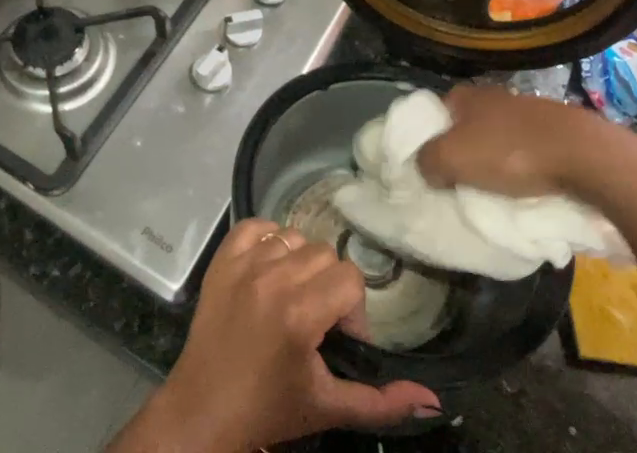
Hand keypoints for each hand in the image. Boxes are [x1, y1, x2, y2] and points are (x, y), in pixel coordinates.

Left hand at [109, 219, 439, 451]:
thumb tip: (432, 400)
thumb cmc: (269, 409)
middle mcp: (270, 279)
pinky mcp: (220, 262)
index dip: (353, 309)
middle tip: (319, 319)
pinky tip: (270, 270)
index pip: (349, 277)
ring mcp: (241, 266)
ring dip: (301, 263)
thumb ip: (383, 403)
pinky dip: (267, 240)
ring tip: (294, 296)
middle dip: (330, 285)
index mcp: (299, 312)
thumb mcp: (330, 408)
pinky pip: (253, 227)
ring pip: (293, 238)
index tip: (340, 337)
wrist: (204, 409)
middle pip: (324, 254)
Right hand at [415, 83, 609, 197]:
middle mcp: (495, 96)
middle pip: (467, 126)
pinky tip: (529, 184)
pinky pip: (530, 149)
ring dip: (496, 159)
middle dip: (463, 150)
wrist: (586, 156)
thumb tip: (426, 166)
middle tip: (460, 179)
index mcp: (465, 96)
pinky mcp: (559, 129)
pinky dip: (525, 165)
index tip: (431, 165)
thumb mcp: (451, 159)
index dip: (429, 138)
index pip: (434, 113)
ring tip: (496, 187)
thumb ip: (426, 161)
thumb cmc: (510, 153)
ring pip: (499, 137)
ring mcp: (530, 110)